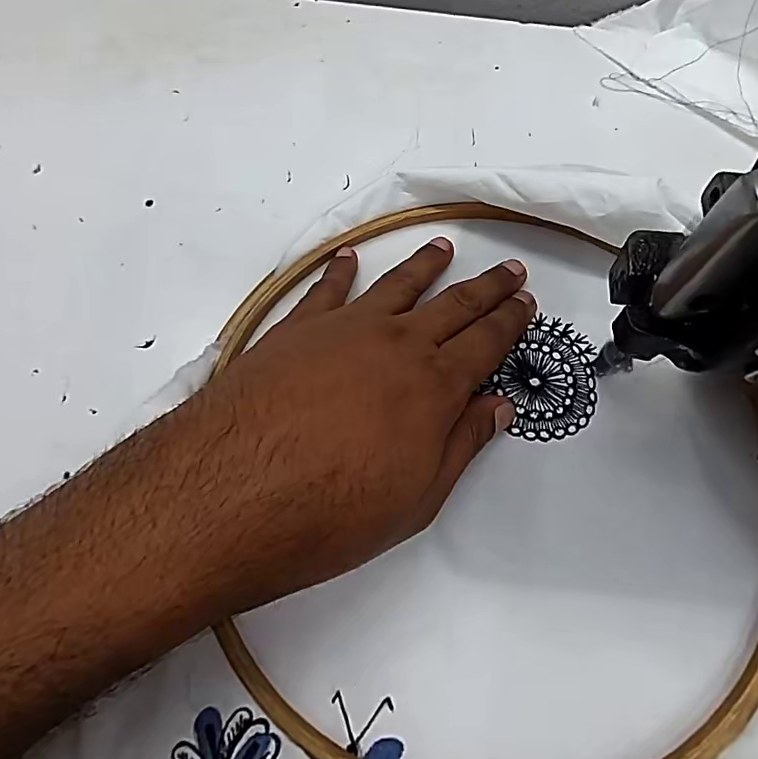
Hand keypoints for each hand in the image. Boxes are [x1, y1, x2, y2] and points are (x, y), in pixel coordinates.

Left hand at [144, 237, 532, 613]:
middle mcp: (396, 344)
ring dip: (425, 265)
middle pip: (453, 305)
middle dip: (486, 288)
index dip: (509, 322)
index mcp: (433, 386)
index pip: (485, 343)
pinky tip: (348, 258)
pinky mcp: (296, 328)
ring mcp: (344, 329)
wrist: (233, 490)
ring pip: (397, 285)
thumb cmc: (332, 510)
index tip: (524, 303)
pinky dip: (340, 270)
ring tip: (443, 248)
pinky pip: (326, 289)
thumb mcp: (416, 496)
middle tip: (509, 272)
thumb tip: (497, 406)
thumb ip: (461, 444)